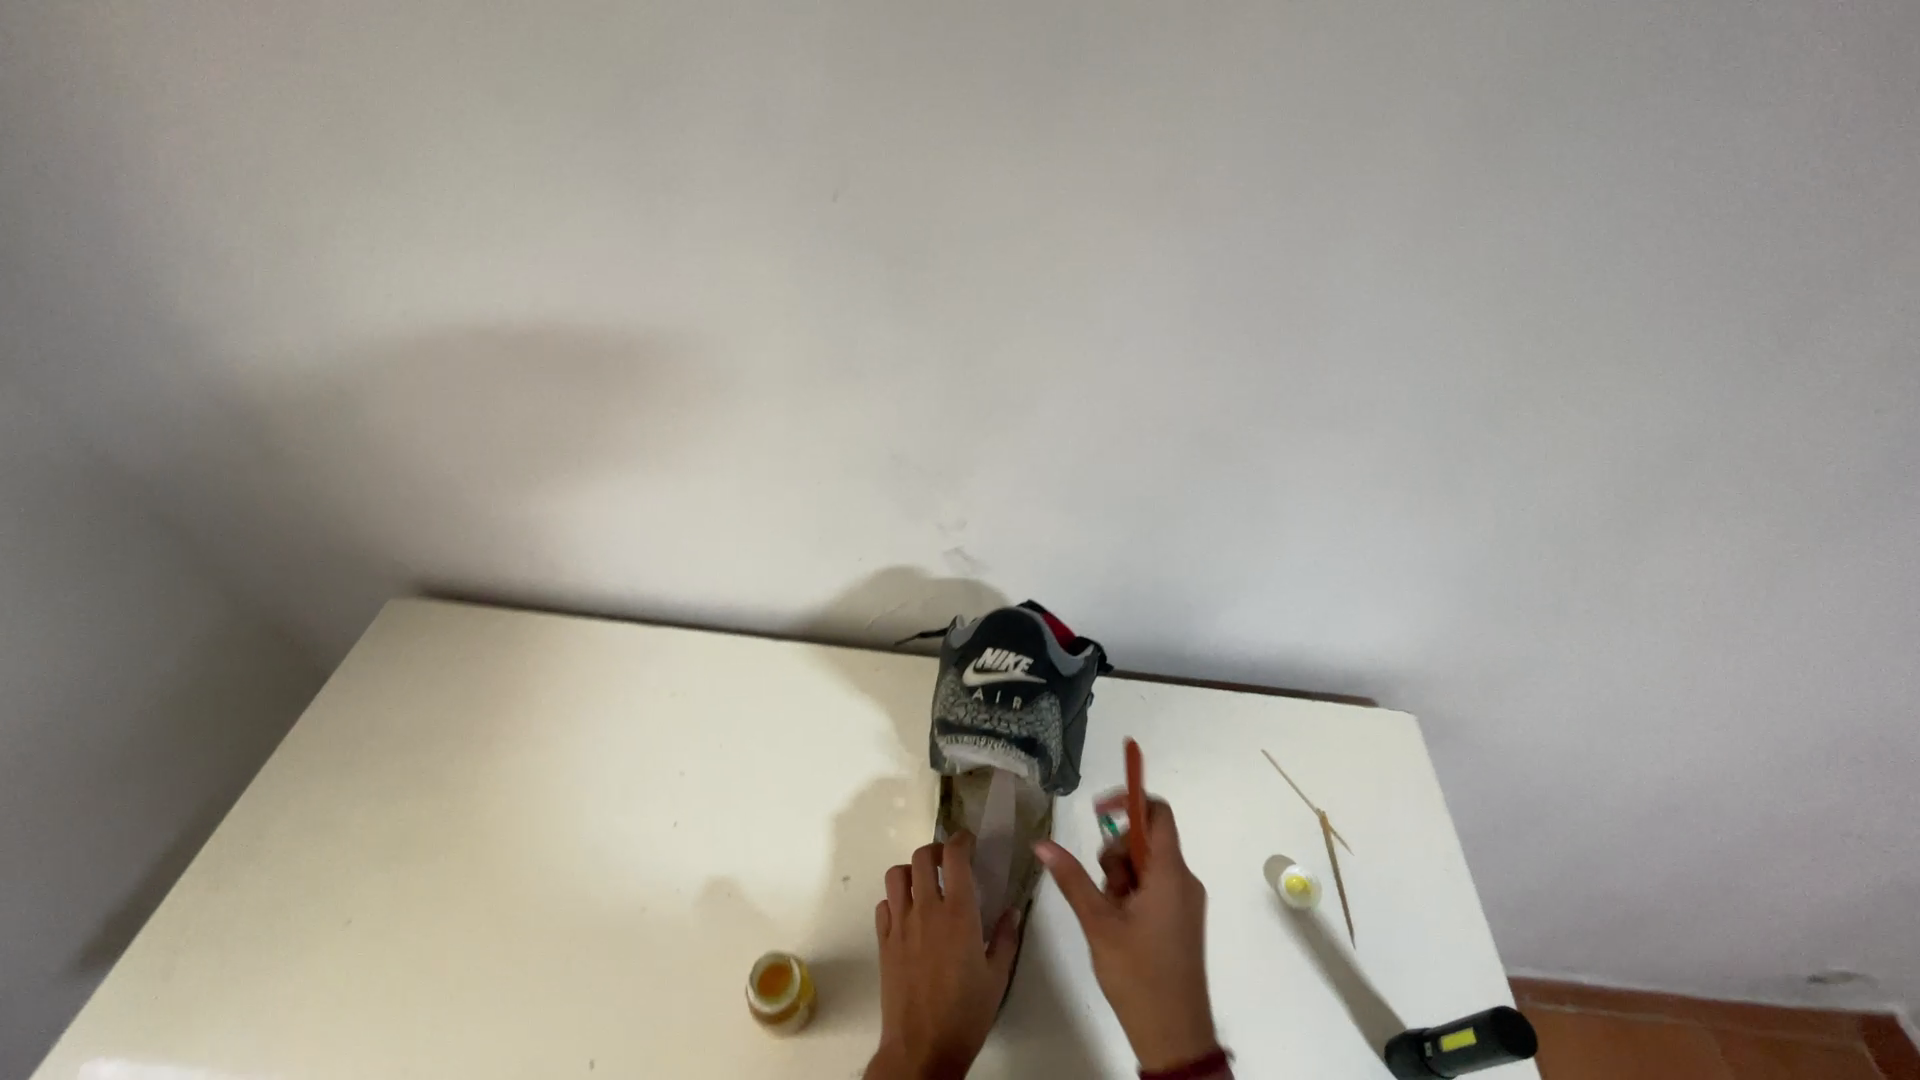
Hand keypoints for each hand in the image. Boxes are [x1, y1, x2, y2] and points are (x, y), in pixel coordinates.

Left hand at [865, 831, 1021, 1079]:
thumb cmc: (966, 1013)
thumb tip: (1012, 910)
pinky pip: (884, 905)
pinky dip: (895, 899)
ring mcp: (900, 924)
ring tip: (926, 883)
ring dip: (912, 871)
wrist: (922, 1047)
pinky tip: (909, 913)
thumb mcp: (998, 977)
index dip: (961, 840)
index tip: (969, 841)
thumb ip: (1006, 938)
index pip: (954, 857)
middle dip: (936, 851)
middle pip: (921, 857)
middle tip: (949, 860)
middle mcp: (926, 910)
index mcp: (958, 913)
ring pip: (896, 875)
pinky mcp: (883, 942)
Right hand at [1035, 797, 1219, 1071]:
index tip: (1098, 812)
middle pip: (1147, 841)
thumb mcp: (1097, 922)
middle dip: (1116, 854)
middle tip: (1101, 889)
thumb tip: (1042, 843)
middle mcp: (1184, 880)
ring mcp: (1185, 900)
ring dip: (1121, 879)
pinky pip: (1155, 887)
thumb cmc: (1137, 974)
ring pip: (1147, 866)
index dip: (1129, 801)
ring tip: (1109, 916)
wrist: (1174, 1033)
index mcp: (1169, 873)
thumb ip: (1071, 878)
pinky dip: (1132, 894)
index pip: (1158, 813)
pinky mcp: (1182, 919)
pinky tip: (1119, 925)